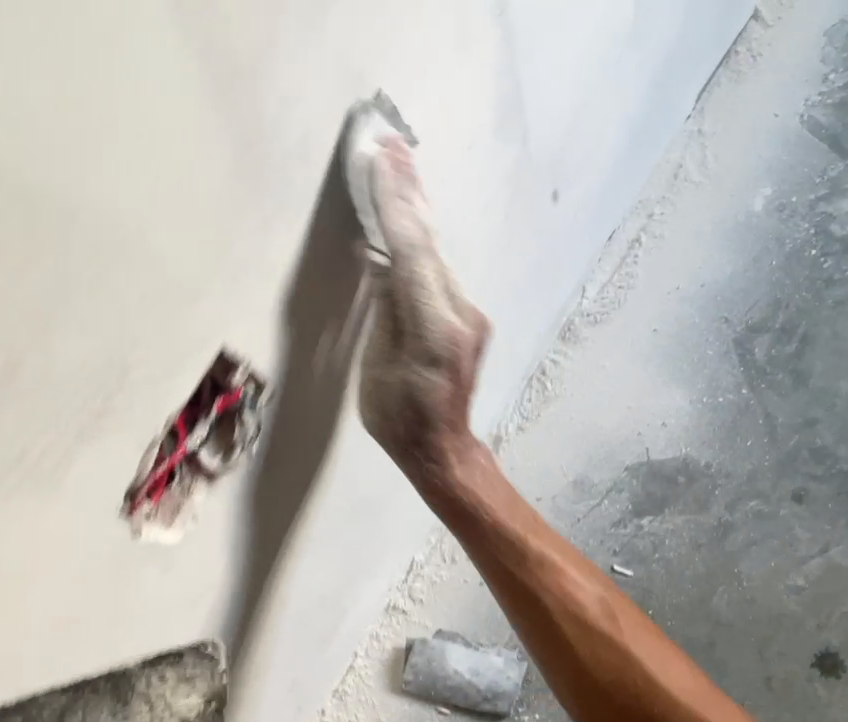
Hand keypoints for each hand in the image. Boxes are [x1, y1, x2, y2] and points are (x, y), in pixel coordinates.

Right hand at [358, 132, 492, 488]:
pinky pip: (440, 274)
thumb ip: (385, 312)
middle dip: (408, 195)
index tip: (380, 161)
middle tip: (392, 145)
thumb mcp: (376, 369)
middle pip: (429, 245)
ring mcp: (471, 317)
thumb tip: (385, 263)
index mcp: (433, 329)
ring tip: (398, 167)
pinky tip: (411, 220)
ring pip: (436, 257)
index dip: (394, 206)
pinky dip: (422, 247)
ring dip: (416, 216)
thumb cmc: (399, 420)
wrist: (443, 449)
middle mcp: (460, 314)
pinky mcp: (470, 321)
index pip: (412, 252)